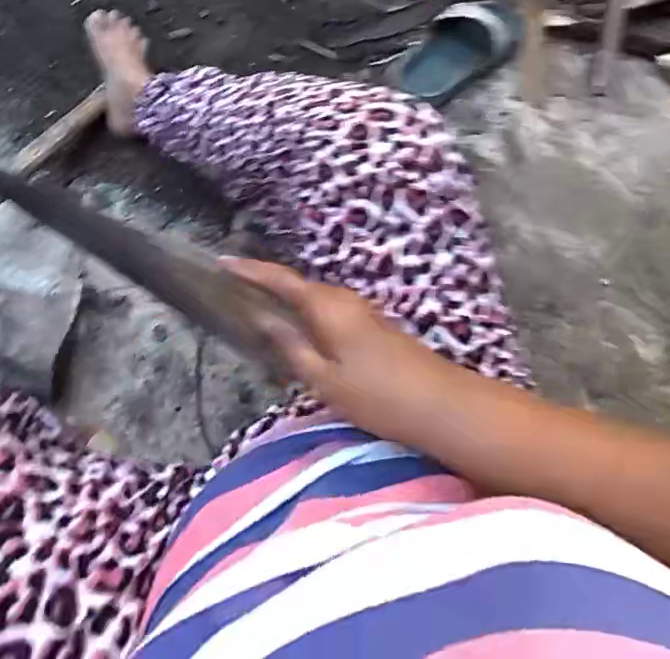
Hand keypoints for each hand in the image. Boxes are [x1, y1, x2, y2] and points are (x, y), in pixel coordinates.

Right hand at [226, 257, 458, 445]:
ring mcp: (360, 311)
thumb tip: (262, 319)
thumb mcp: (324, 380)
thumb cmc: (380, 396)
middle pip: (296, 285)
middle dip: (265, 284)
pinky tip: (298, 332)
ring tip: (258, 309)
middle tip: (234, 289)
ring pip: (312, 299)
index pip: (279, 280)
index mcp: (326, 307)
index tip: (222, 261)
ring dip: (286, 300)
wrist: (447, 407)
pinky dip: (305, 313)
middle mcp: (342, 299)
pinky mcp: (371, 325)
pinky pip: (327, 310)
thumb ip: (290, 346)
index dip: (249, 270)